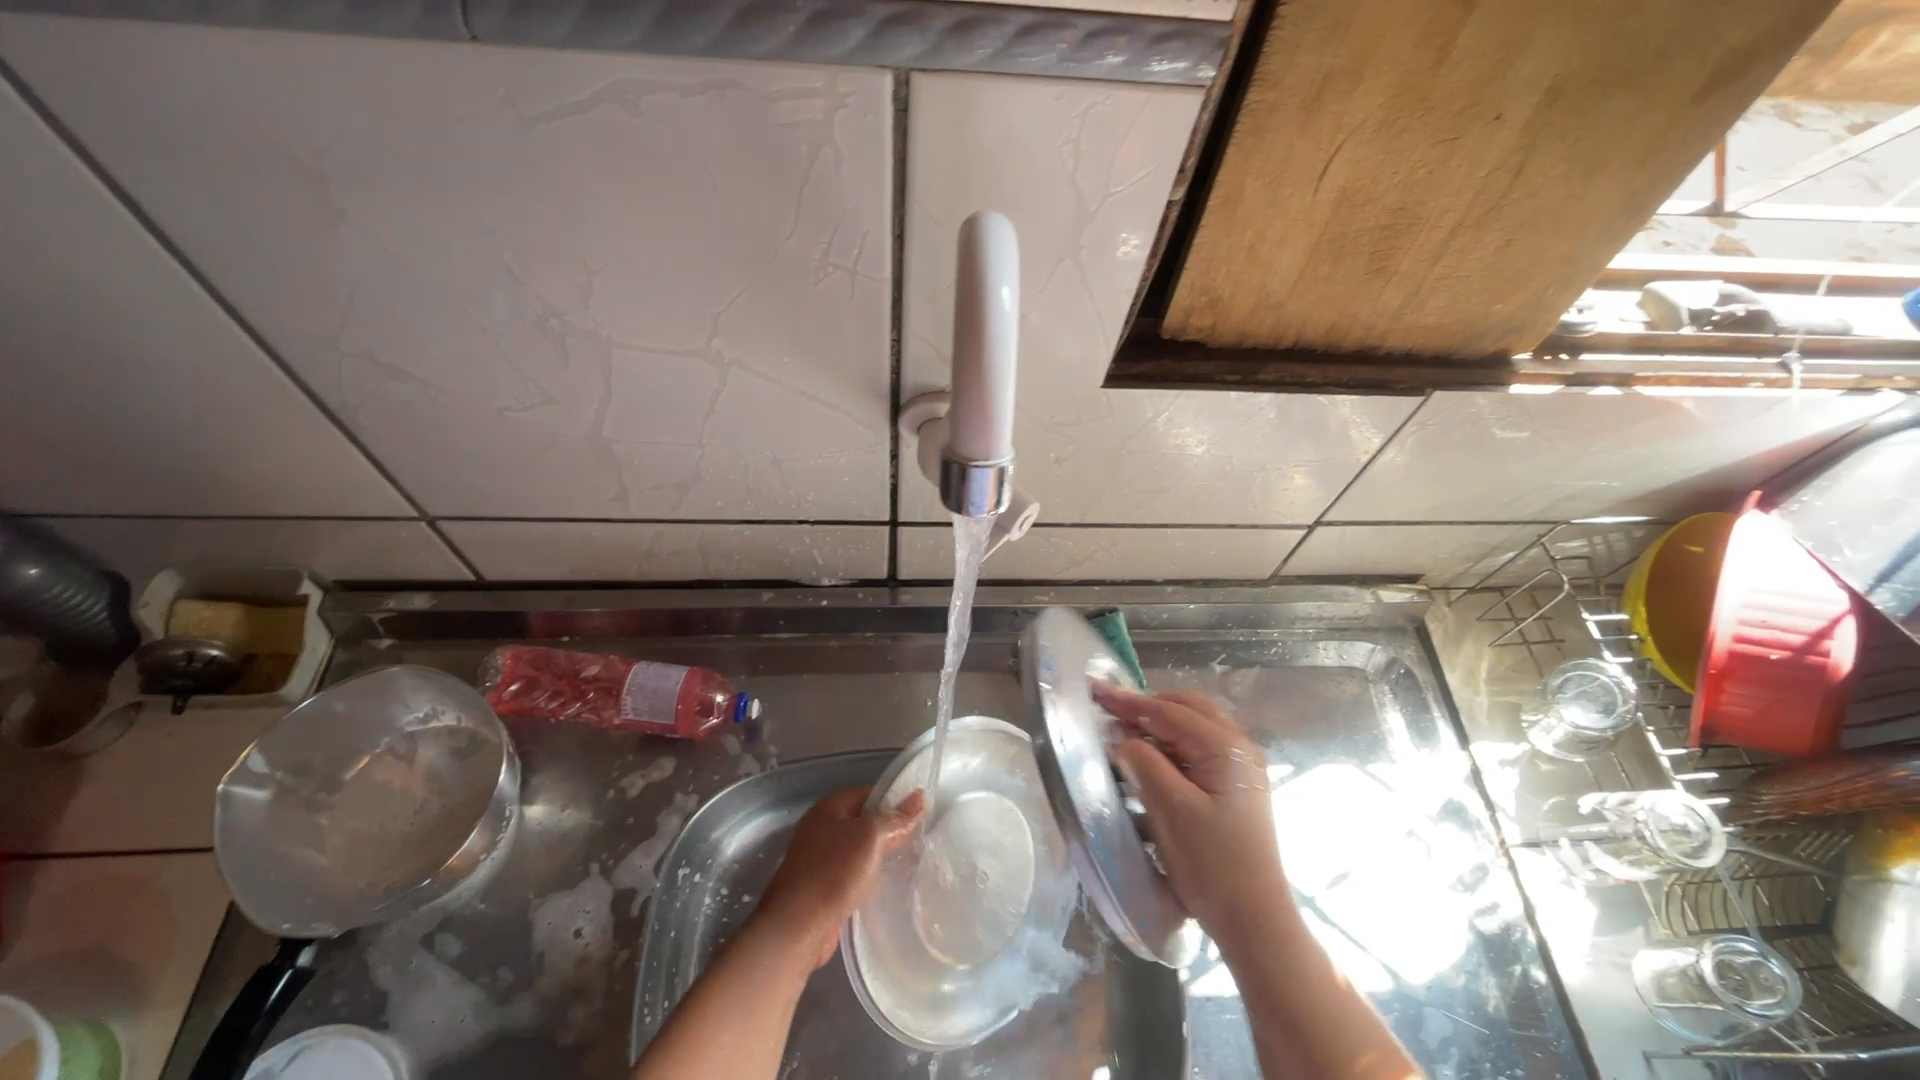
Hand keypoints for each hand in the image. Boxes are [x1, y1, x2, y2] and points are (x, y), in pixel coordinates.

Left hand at [753, 786, 924, 968]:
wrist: (798, 925)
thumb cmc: (834, 871)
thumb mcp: (870, 837)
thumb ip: (895, 818)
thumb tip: (918, 797)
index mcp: (828, 808)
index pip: (867, 793)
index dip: (893, 799)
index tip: (921, 810)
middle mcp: (820, 829)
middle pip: (862, 821)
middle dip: (889, 829)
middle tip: (921, 837)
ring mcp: (819, 860)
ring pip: (858, 850)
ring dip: (880, 855)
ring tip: (911, 860)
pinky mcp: (822, 887)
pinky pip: (852, 874)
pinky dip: (869, 877)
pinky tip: (888, 885)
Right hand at [1095, 685, 1284, 954]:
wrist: (1254, 920)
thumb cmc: (1211, 864)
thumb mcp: (1169, 809)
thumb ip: (1143, 762)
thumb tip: (1122, 737)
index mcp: (1226, 749)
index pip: (1170, 711)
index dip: (1129, 701)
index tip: (1094, 691)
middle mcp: (1239, 750)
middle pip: (1188, 710)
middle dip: (1147, 707)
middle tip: (1108, 713)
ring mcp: (1240, 771)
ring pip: (1194, 729)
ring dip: (1158, 727)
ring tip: (1122, 736)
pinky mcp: (1234, 791)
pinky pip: (1198, 753)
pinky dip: (1170, 749)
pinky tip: (1148, 764)